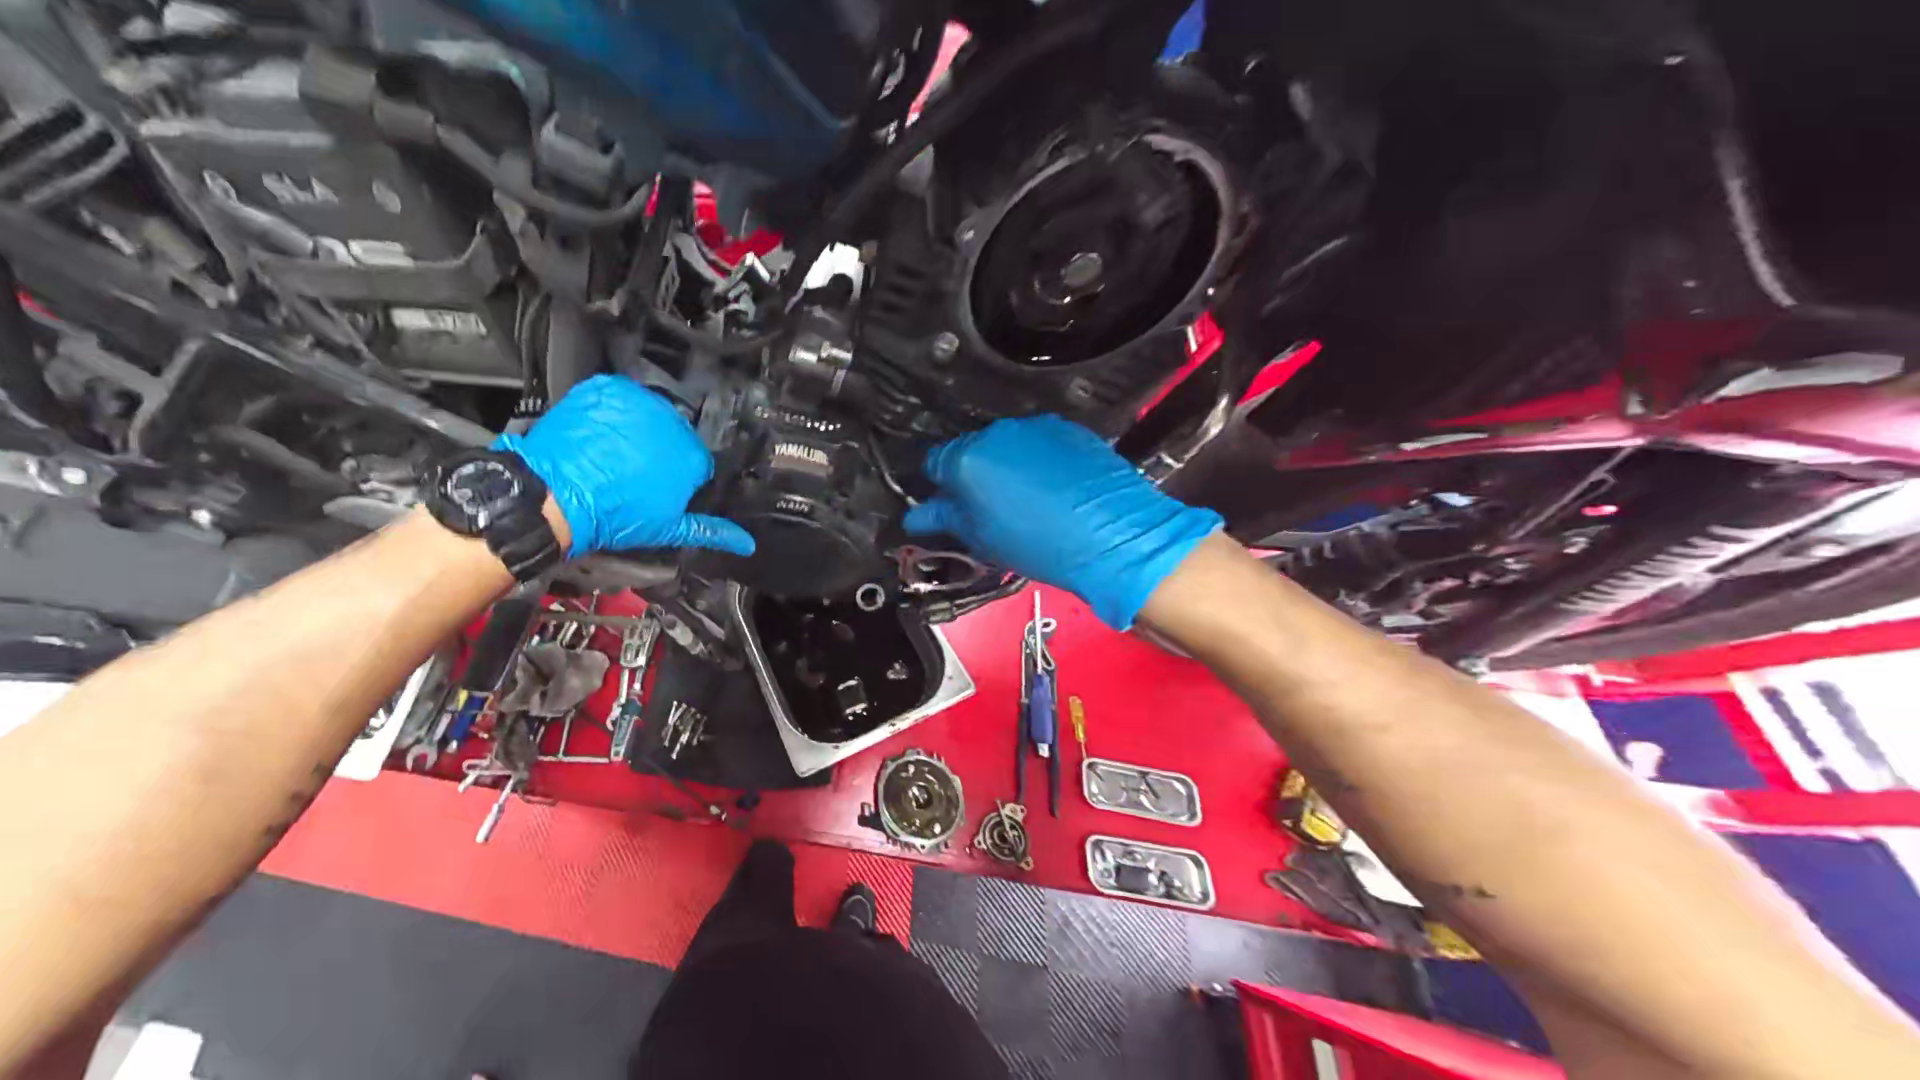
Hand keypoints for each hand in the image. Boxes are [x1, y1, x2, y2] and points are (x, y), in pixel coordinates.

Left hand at [494, 375, 755, 557]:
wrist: (553, 495)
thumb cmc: (616, 516)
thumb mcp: (668, 528)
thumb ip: (712, 530)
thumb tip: (749, 543)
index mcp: (694, 456)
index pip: (699, 463)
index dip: (680, 478)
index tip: (660, 491)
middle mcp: (675, 422)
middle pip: (676, 436)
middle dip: (662, 452)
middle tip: (635, 474)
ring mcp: (640, 402)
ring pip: (650, 416)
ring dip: (639, 430)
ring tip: (615, 454)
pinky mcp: (609, 388)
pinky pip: (621, 398)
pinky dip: (614, 411)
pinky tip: (601, 433)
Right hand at [903, 415, 1221, 628]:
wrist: (1116, 537)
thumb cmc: (1049, 543)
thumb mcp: (985, 540)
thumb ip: (948, 520)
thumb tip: (924, 516)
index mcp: (969, 458)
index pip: (935, 463)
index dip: (940, 488)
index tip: (949, 506)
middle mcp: (1000, 434)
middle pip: (971, 451)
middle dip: (974, 478)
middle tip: (987, 512)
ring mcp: (1037, 429)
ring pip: (1006, 447)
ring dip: (1006, 469)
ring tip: (1025, 506)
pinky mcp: (1069, 432)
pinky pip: (1039, 445)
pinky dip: (1038, 464)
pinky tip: (1051, 494)